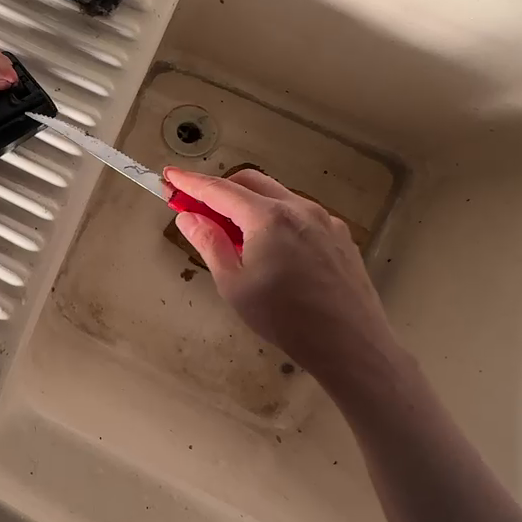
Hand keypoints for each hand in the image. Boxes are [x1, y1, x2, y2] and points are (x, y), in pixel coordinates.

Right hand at [164, 167, 399, 384]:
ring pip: (277, 196)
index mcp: (269, 218)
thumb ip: (209, 243)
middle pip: (251, 182)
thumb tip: (188, 217)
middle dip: (220, 188)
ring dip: (249, 203)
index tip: (169, 175)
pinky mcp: (341, 236)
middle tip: (198, 207)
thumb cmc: (285, 318)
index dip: (190, 181)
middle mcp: (300, 209)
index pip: (220, 190)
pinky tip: (271, 249)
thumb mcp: (234, 284)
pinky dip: (275, 218)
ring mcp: (325, 220)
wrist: (352, 346)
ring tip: (234, 235)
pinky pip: (299, 214)